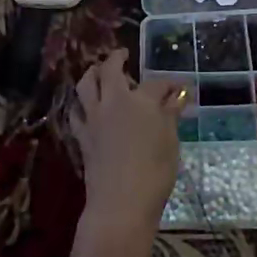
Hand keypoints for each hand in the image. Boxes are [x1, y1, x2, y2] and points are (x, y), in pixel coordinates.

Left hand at [70, 49, 186, 227]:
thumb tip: (177, 98)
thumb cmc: (155, 173)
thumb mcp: (170, 143)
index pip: (157, 83)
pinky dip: (80, 104)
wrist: (120, 201)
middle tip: (123, 55)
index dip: (170, 83)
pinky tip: (84, 105)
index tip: (180, 88)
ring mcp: (93, 117)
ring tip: (97, 70)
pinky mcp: (81, 135)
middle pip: (111, 70)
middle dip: (117, 58)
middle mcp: (114, 102)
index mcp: (142, 101)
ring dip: (92, 73)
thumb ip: (170, 117)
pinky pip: (76, 112)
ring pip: (86, 84)